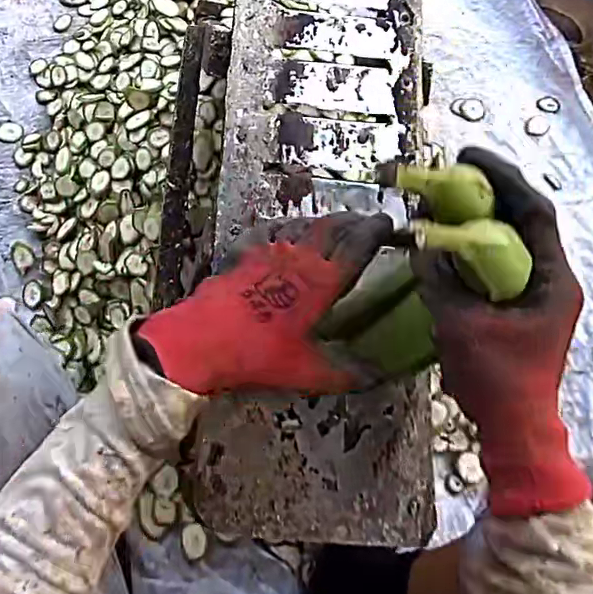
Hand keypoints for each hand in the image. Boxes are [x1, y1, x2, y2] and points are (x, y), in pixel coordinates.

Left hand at [134, 213, 395, 395]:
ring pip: (300, 224)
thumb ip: (348, 371)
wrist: (204, 337)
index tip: (387, 223)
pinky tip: (284, 232)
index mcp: (321, 281)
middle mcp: (297, 256)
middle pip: (331, 226)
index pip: (357, 245)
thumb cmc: (258, 355)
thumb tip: (377, 373)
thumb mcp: (310, 371)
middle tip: (364, 222)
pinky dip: (284, 227)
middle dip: (351, 220)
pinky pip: (269, 229)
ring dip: (319, 223)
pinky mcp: (243, 250)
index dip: (376, 230)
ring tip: (330, 226)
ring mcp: (267, 249)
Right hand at [413, 147, 591, 517]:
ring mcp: (535, 290)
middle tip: (448, 170)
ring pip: (506, 236)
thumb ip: (438, 278)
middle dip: (487, 190)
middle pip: (522, 218)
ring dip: (475, 213)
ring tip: (439, 195)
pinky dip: (467, 240)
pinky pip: (492, 257)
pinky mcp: (515, 301)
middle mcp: (551, 278)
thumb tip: (420, 242)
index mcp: (553, 280)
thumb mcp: (460, 323)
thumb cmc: (496, 378)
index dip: (504, 180)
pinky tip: (441, 234)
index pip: (534, 214)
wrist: (515, 428)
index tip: (469, 159)